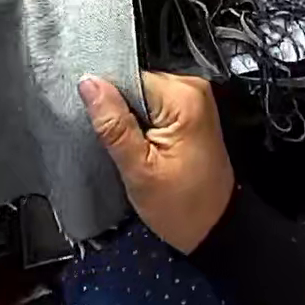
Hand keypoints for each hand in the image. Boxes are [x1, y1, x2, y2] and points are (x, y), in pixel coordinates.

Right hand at [80, 71, 234, 252]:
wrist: (215, 228)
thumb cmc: (183, 206)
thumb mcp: (139, 170)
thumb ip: (113, 124)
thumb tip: (89, 84)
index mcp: (183, 95)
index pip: (129, 77)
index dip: (110, 100)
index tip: (107, 127)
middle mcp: (192, 86)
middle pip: (135, 82)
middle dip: (120, 109)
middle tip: (123, 144)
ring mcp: (193, 95)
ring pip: (141, 91)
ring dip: (130, 116)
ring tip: (134, 145)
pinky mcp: (189, 106)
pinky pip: (153, 101)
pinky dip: (142, 120)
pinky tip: (144, 142)